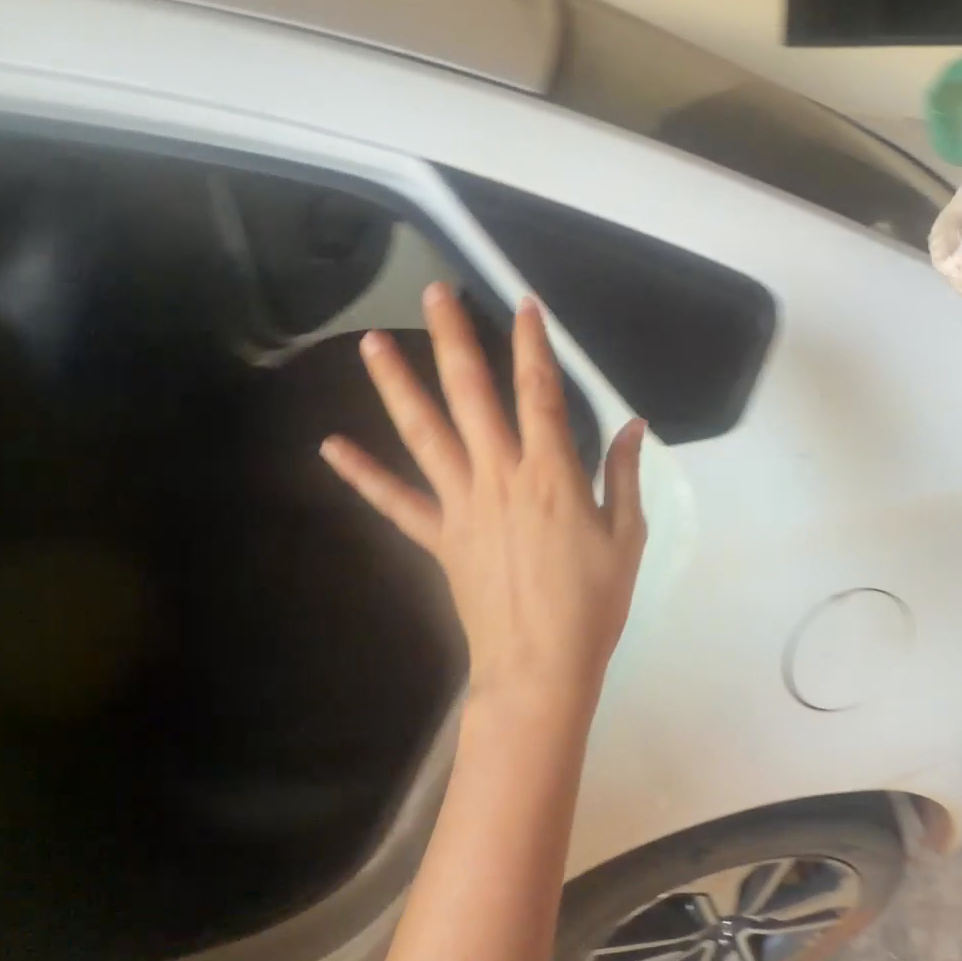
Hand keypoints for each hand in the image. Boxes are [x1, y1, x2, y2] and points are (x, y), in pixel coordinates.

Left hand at [319, 283, 646, 707]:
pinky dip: (364, 475)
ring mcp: (461, 506)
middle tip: (435, 294)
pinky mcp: (440, 537)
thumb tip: (631, 425)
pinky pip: (396, 502)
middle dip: (455, 340)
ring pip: (424, 434)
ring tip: (373, 343)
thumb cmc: (594, 601)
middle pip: (471, 396)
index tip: (522, 305)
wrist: (541, 666)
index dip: (532, 345)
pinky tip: (330, 447)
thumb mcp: (627, 536)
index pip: (540, 394)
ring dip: (398, 386)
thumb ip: (623, 475)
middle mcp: (499, 477)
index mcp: (551, 474)